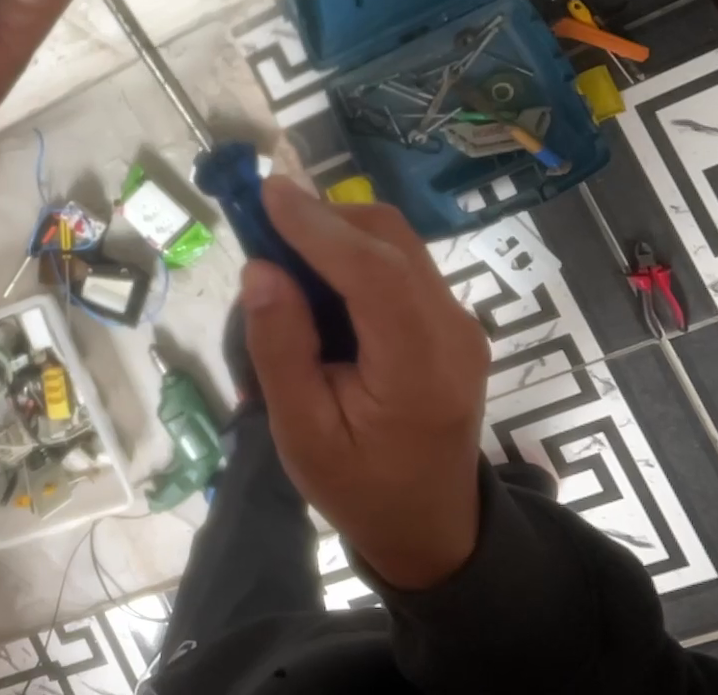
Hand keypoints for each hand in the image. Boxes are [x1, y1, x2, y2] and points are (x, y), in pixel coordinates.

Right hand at [242, 177, 490, 589]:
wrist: (429, 524)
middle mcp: (453, 330)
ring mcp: (458, 320)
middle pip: (390, 240)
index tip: (267, 193)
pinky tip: (313, 274)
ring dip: (334, 229)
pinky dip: (349, 248)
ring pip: (395, 240)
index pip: (375, 273)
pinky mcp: (446, 318)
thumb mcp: (301, 433)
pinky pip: (397, 259)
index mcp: (421, 369)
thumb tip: (260, 270)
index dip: (319, 226)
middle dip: (322, 217)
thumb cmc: (358, 486)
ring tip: (279, 249)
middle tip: (259, 224)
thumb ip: (280, 350)